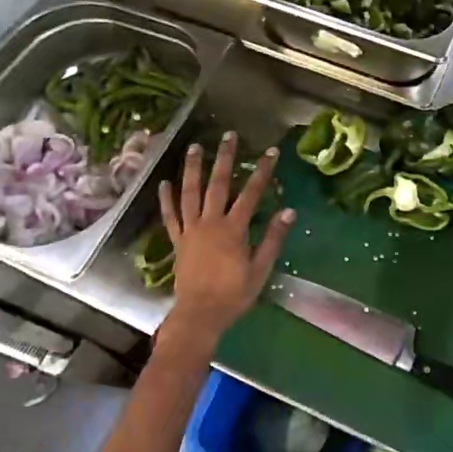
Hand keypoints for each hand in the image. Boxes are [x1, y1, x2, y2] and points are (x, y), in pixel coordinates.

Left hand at [155, 132, 295, 358]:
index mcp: (233, 229)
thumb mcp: (260, 269)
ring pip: (190, 193)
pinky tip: (164, 182)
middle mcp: (210, 223)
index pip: (251, 193)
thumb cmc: (234, 294)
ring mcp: (190, 230)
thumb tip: (288, 211)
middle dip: (224, 158)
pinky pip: (170, 216)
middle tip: (228, 136)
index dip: (262, 171)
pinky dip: (166, 199)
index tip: (270, 152)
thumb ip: (272, 238)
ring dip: (192, 168)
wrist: (199, 315)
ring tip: (194, 147)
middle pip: (218, 184)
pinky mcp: (177, 241)